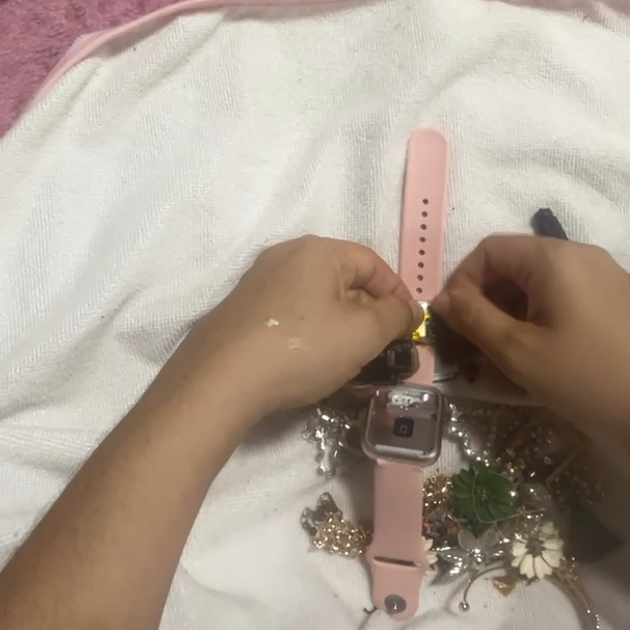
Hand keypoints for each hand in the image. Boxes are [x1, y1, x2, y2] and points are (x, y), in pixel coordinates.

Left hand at [162, 236, 421, 426]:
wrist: (221, 380)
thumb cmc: (302, 348)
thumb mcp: (364, 334)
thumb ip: (395, 316)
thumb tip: (406, 310)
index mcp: (318, 250)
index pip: (373, 263)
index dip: (397, 295)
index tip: (409, 329)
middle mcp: (286, 255)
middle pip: (343, 279)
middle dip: (368, 313)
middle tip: (382, 348)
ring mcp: (258, 281)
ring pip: (316, 298)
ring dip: (340, 326)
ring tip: (349, 360)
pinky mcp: (241, 309)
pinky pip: (290, 313)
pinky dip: (310, 332)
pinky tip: (311, 363)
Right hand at [432, 235, 629, 428]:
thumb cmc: (593, 377)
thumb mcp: (520, 353)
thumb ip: (473, 319)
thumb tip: (441, 298)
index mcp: (553, 256)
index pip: (488, 250)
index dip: (461, 283)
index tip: (453, 326)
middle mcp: (579, 254)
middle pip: (513, 264)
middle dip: (486, 301)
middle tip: (476, 348)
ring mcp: (605, 275)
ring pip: (539, 284)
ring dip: (512, 314)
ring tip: (508, 358)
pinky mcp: (621, 300)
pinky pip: (565, 297)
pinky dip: (542, 320)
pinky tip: (546, 358)